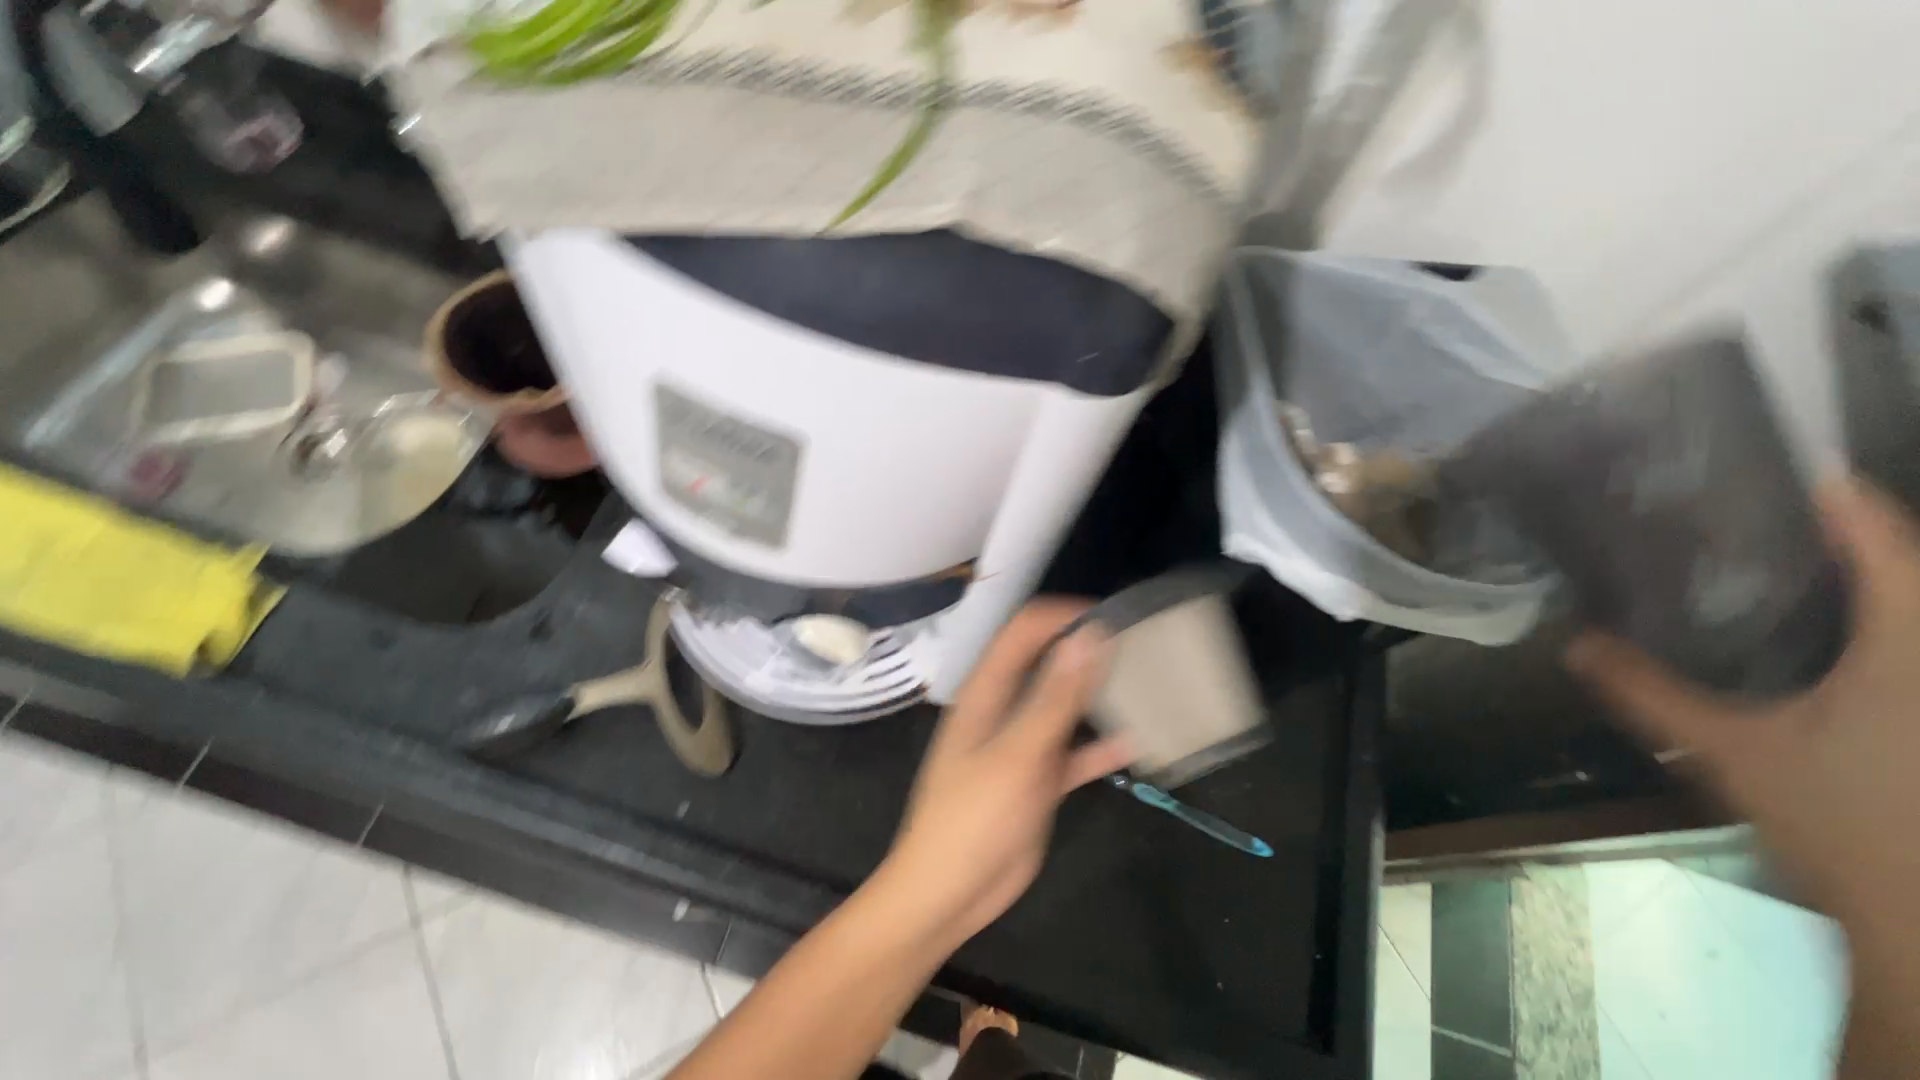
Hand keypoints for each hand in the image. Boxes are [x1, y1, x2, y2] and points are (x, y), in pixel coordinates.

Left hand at [872, 600, 1132, 948]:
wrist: (948, 893)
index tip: (1116, 619)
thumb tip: (1090, 635)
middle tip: (1144, 648)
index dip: (1064, 617)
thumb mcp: (1017, 755)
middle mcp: (1004, 710)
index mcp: (986, 692)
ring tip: (1149, 685)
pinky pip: (1074, 754)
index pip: (1024, 632)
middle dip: (1089, 653)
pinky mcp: (1038, 781)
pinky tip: (1139, 742)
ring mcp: (1021, 746)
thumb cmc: (973, 819)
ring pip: (1065, 708)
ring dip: (1100, 697)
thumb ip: (1055, 697)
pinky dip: (1101, 748)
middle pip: (1048, 664)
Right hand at [1565, 477, 1919, 931]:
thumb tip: (1575, 644)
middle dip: (1855, 538)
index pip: (1890, 549)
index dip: (1846, 503)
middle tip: (1778, 515)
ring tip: (1798, 564)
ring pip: (1913, 615)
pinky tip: (1829, 643)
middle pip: (1909, 575)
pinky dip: (1877, 630)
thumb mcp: (1730, 754)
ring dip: (1872, 583)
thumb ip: (1650, 694)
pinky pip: (1909, 649)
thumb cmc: (1844, 827)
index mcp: (1912, 650)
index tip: (1799, 469)